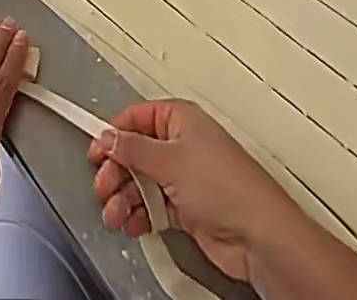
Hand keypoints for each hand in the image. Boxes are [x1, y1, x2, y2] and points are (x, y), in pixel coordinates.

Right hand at [89, 99, 295, 282]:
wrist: (260, 237)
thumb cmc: (229, 188)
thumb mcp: (169, 161)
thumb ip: (132, 149)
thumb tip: (108, 138)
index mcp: (180, 119)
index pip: (136, 118)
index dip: (114, 134)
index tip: (96, 150)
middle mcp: (182, 144)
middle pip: (136, 152)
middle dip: (117, 170)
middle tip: (104, 185)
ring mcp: (185, 177)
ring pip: (142, 181)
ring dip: (125, 197)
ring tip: (116, 212)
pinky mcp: (188, 207)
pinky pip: (154, 205)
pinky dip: (140, 214)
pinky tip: (133, 222)